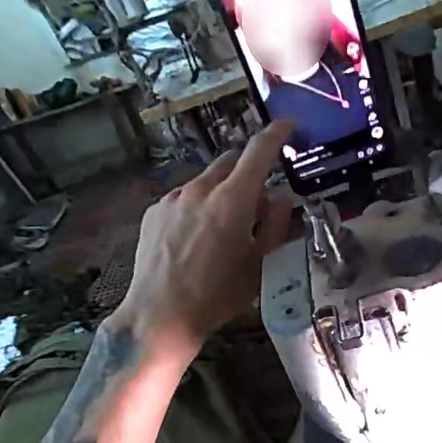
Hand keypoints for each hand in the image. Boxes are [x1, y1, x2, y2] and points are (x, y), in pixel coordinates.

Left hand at [109, 121, 295, 360]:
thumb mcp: (259, 264)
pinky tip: (194, 238)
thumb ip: (275, 224)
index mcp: (232, 200)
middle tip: (256, 199)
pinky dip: (196, 207)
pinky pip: (182, 198)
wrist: (160, 315)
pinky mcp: (153, 212)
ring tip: (221, 229)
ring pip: (205, 181)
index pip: (259, 151)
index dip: (277, 133)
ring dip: (220, 191)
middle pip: (230, 161)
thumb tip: (281, 198)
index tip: (288, 126)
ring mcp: (172, 198)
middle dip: (247, 170)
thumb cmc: (217, 295)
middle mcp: (200, 189)